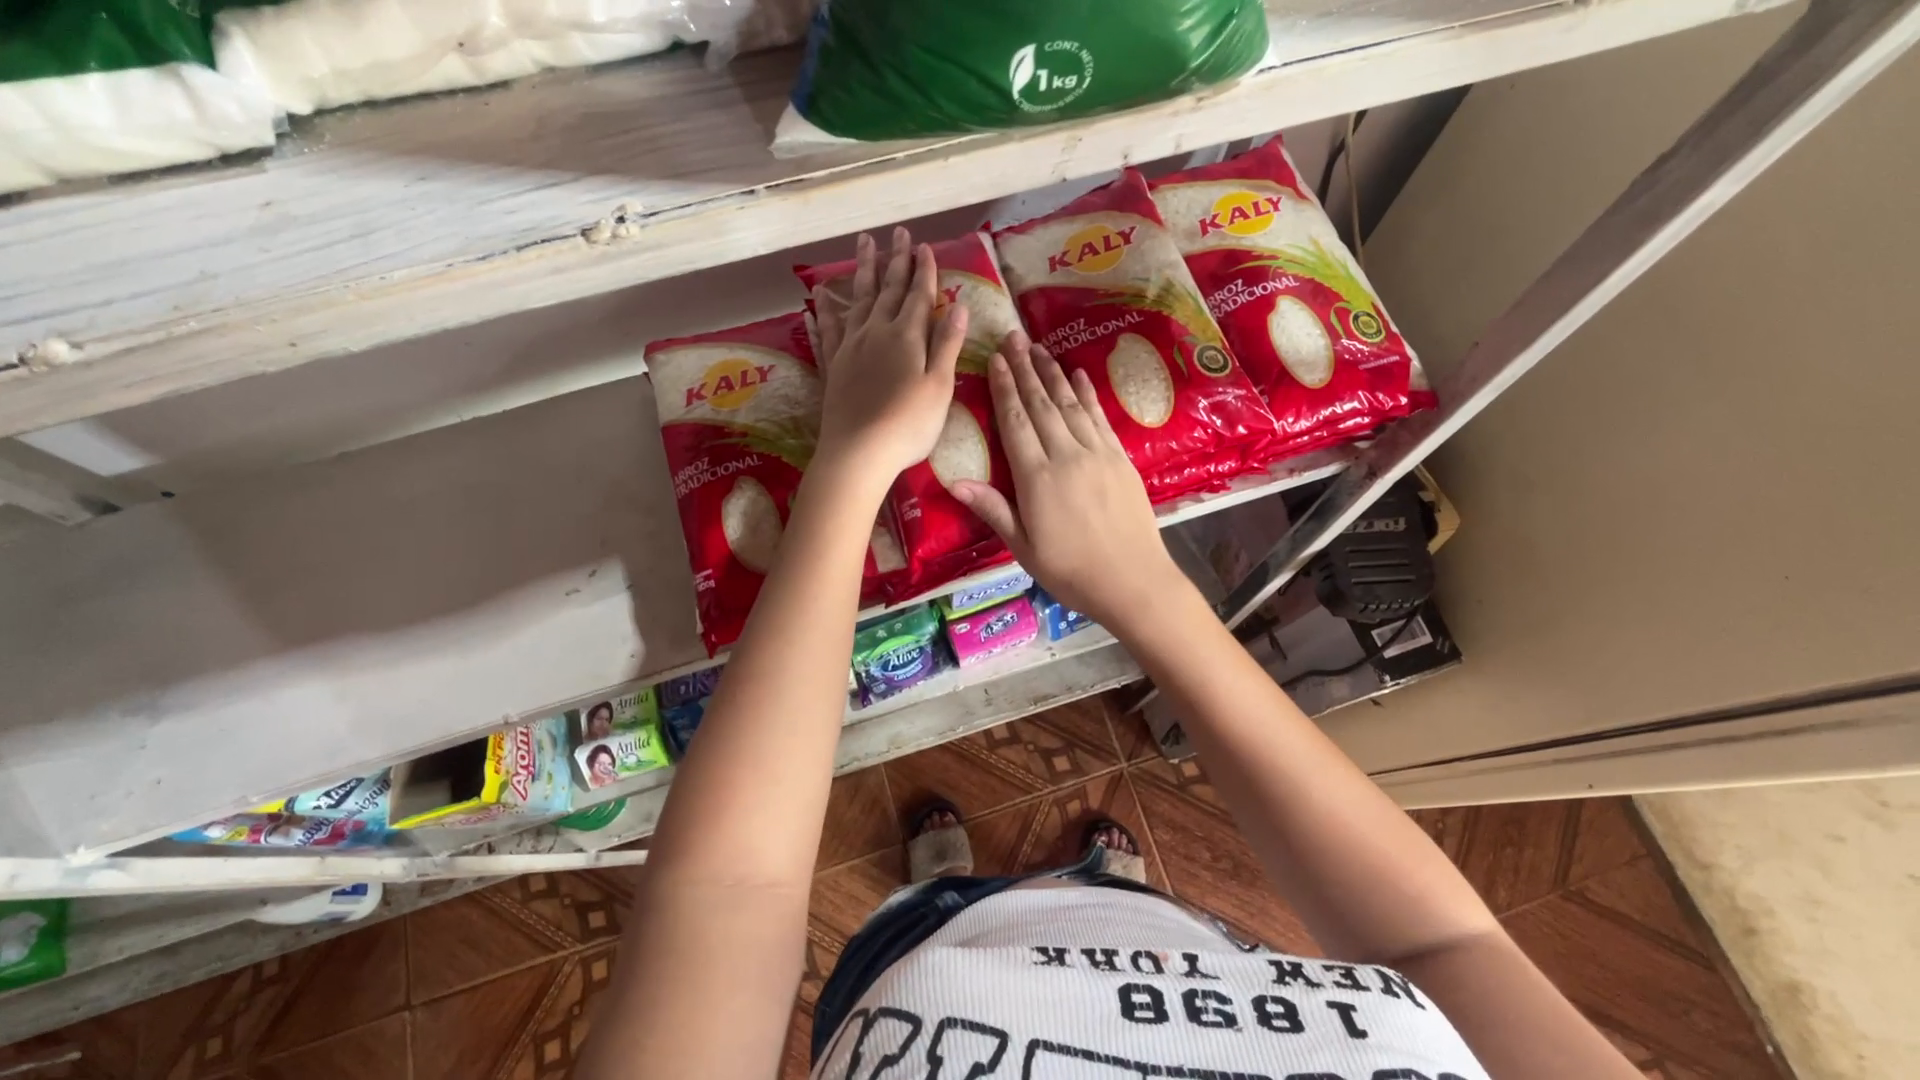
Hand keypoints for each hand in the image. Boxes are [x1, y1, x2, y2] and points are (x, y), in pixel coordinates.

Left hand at [814, 227, 967, 486]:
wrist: (858, 451)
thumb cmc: (909, 424)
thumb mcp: (939, 386)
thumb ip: (948, 345)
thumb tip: (960, 307)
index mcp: (907, 336)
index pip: (919, 295)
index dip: (924, 270)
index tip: (925, 246)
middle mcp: (877, 332)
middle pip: (888, 289)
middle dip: (895, 260)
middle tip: (897, 232)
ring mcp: (851, 347)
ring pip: (858, 299)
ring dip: (862, 270)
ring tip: (863, 244)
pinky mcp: (833, 365)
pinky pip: (828, 329)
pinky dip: (825, 310)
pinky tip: (820, 298)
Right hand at [951, 333, 1186, 629]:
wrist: (1133, 582)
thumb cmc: (1071, 572)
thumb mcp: (1024, 548)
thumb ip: (993, 509)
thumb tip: (955, 481)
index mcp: (1037, 479)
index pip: (1016, 422)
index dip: (1004, 388)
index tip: (995, 360)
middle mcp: (1067, 456)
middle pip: (1041, 404)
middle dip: (1025, 368)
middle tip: (1013, 337)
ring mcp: (1097, 455)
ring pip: (1070, 405)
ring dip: (1053, 374)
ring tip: (1039, 348)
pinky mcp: (1120, 460)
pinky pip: (1100, 418)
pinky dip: (1087, 395)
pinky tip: (1078, 376)